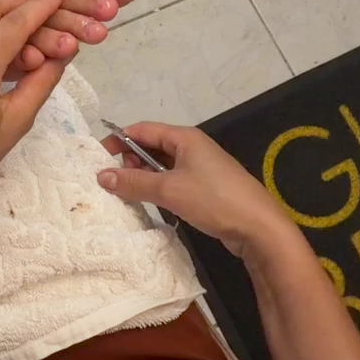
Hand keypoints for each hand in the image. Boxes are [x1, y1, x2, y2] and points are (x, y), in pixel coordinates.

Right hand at [95, 122, 297, 254]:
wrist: (261, 229)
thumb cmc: (215, 200)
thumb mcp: (169, 190)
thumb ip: (133, 182)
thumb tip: (101, 175)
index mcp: (184, 137)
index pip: (141, 129)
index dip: (118, 140)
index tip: (98, 158)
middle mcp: (192, 147)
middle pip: (151, 146)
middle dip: (130, 161)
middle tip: (115, 181)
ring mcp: (201, 167)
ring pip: (162, 165)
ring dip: (144, 176)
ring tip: (129, 193)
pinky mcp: (207, 187)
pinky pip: (174, 180)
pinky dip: (159, 187)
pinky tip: (151, 203)